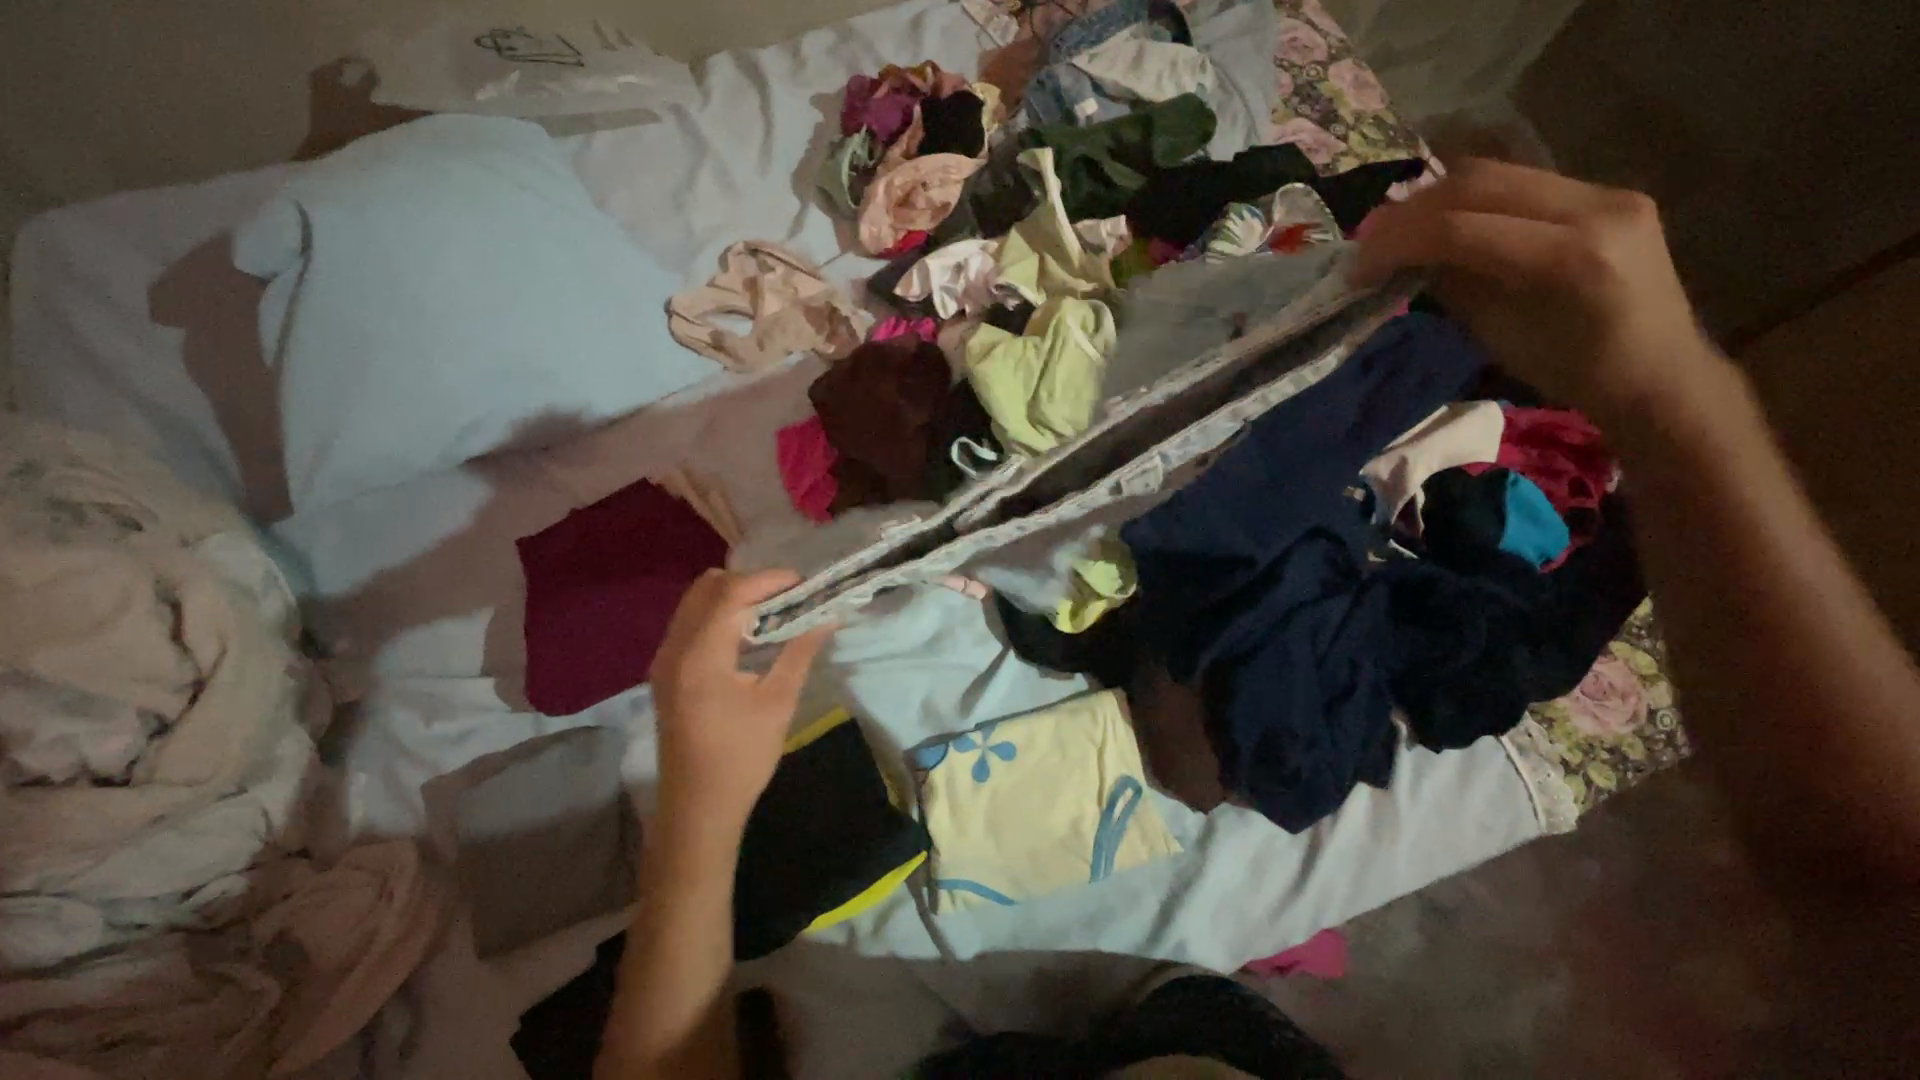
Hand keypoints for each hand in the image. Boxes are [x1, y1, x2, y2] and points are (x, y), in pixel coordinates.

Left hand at [649, 569, 832, 837]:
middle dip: (751, 583)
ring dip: (734, 598)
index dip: (769, 580)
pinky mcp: (665, 672)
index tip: (805, 584)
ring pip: (695, 603)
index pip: (732, 593)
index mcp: (700, 655)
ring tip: (773, 613)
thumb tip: (826, 616)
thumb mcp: (778, 702)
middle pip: (707, 588)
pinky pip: (690, 623)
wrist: (698, 807)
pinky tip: (748, 634)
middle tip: (789, 597)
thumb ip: (799, 651)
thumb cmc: (742, 758)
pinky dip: (719, 616)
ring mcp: (664, 660)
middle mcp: (674, 648)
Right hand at [1351, 158, 1723, 420]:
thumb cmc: (1569, 372)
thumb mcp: (1494, 333)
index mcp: (1569, 258)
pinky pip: (1521, 184)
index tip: (1357, 266)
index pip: (1460, 228)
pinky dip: (1470, 200)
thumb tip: (1401, 258)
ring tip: (1397, 228)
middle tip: (1368, 239)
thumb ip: (1453, 283)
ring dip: (1435, 198)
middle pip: (1476, 183)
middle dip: (1410, 210)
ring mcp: (1606, 193)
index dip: (1396, 241)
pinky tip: (1442, 222)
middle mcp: (1594, 209)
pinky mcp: (1606, 193)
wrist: (1655, 373)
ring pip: (1497, 174)